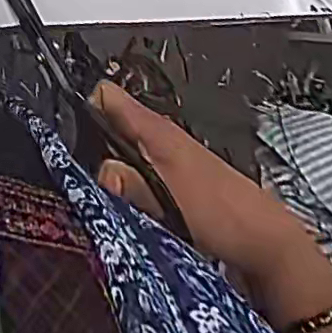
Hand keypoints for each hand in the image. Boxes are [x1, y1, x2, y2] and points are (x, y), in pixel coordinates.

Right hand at [89, 82, 313, 280]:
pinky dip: (128, 179)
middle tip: (84, 173)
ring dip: (111, 165)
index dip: (84, 107)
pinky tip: (130, 204)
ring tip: (105, 192)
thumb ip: (127, 185)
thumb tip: (96, 172)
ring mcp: (165, 154)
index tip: (69, 132)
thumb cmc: (222, 212)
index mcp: (154, 128)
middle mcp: (157, 134)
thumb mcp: (166, 200)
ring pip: (123, 147)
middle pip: (109, 122)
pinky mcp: (172, 175)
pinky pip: (137, 166)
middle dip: (92, 143)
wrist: (262, 237)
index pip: (106, 95)